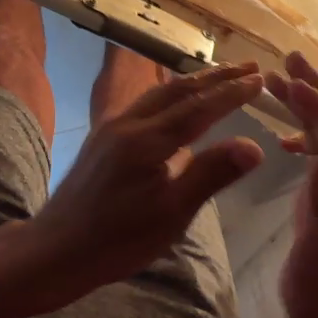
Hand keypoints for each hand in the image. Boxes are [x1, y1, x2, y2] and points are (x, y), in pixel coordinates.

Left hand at [24, 63, 265, 304]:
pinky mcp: (101, 140)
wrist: (57, 249)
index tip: (261, 80)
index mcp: (146, 141)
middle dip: (214, 78)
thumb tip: (255, 145)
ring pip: (156, 95)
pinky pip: (142, 105)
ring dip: (191, 83)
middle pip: (176, 90)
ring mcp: (110, 130)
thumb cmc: (117, 240)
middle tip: (249, 68)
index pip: (198, 108)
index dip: (231, 93)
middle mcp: (126, 125)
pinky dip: (169, 96)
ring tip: (219, 77)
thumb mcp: (171, 214)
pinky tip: (176, 106)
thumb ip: (210, 175)